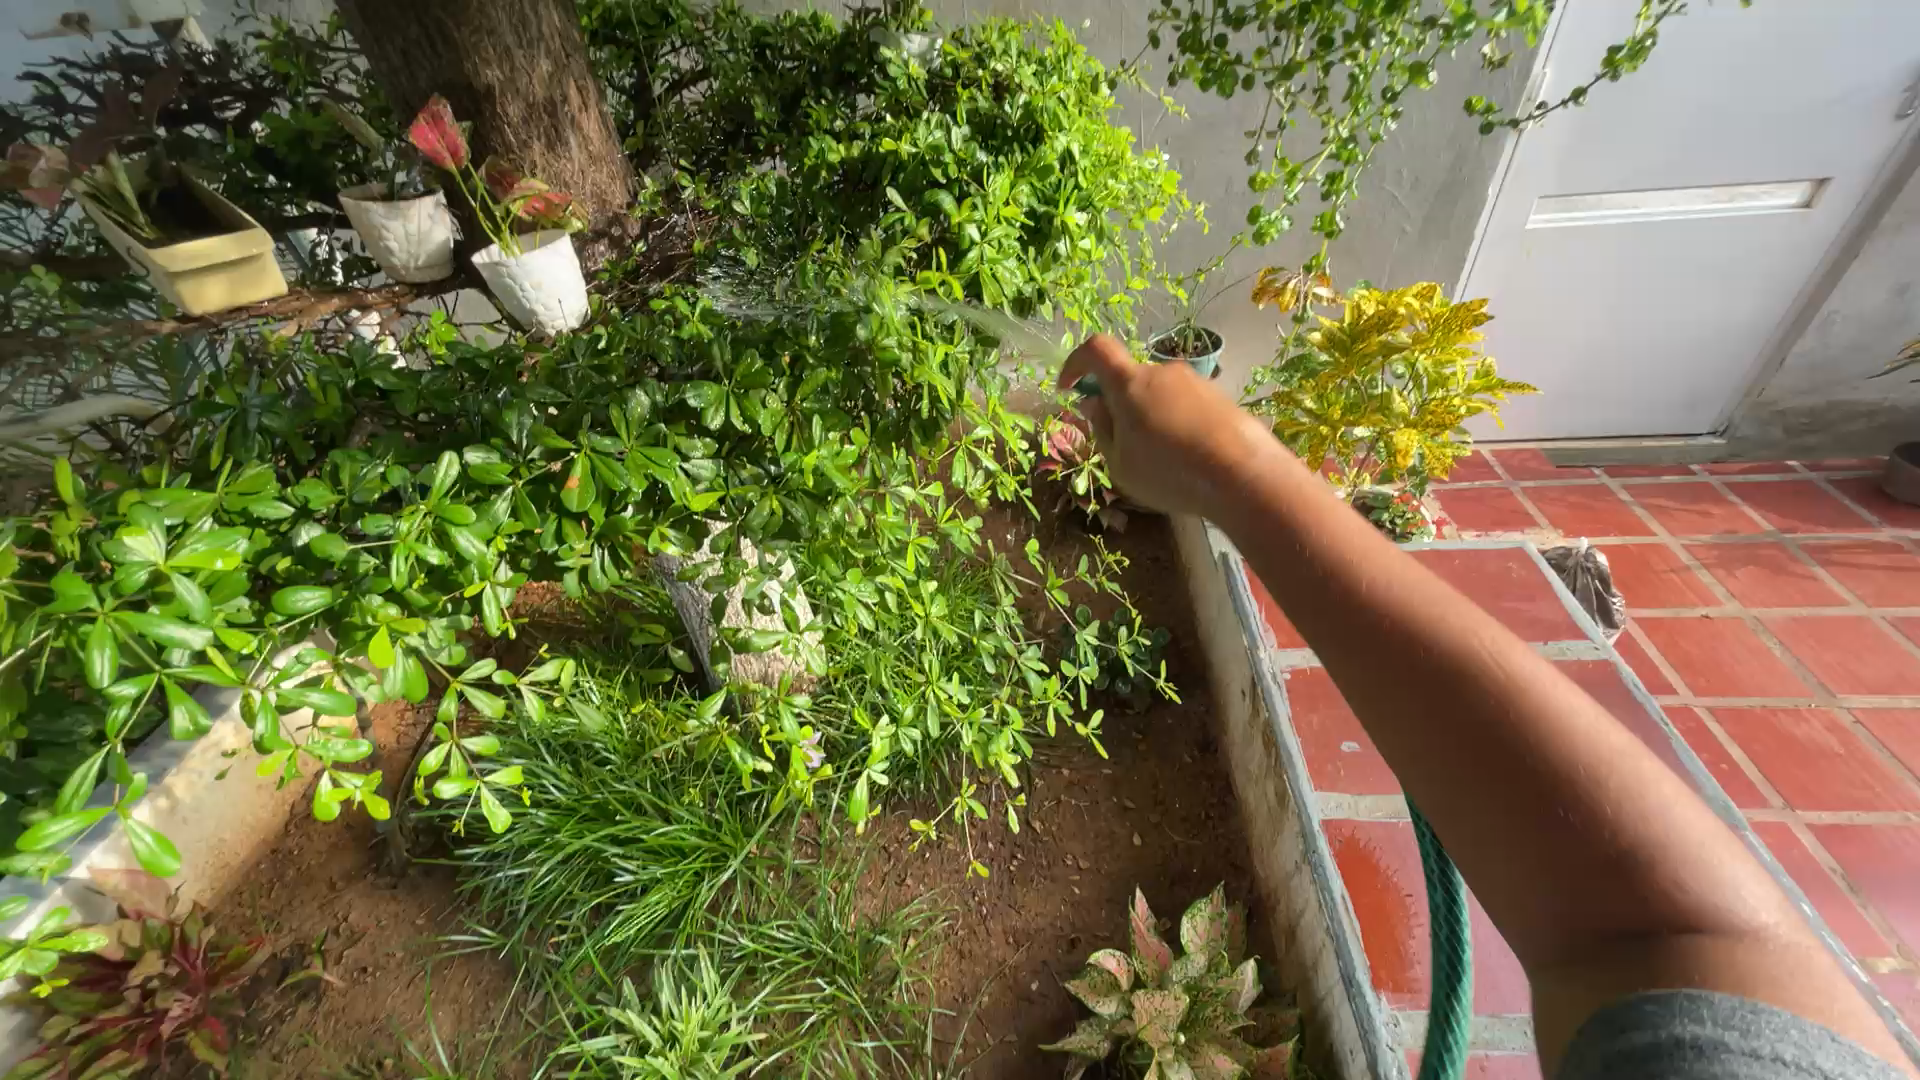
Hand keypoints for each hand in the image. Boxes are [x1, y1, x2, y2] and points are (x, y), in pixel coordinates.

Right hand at [1056, 334, 1291, 521]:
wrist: (1244, 475)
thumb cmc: (1169, 473)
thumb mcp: (1120, 463)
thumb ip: (1102, 429)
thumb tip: (1094, 403)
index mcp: (1129, 384)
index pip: (1095, 349)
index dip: (1076, 362)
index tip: (1069, 387)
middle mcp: (1161, 372)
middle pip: (1129, 379)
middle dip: (1118, 405)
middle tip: (1121, 444)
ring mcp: (1194, 382)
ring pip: (1158, 394)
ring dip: (1149, 417)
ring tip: (1160, 459)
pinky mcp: (1218, 397)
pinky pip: (1184, 405)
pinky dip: (1176, 424)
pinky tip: (1187, 459)